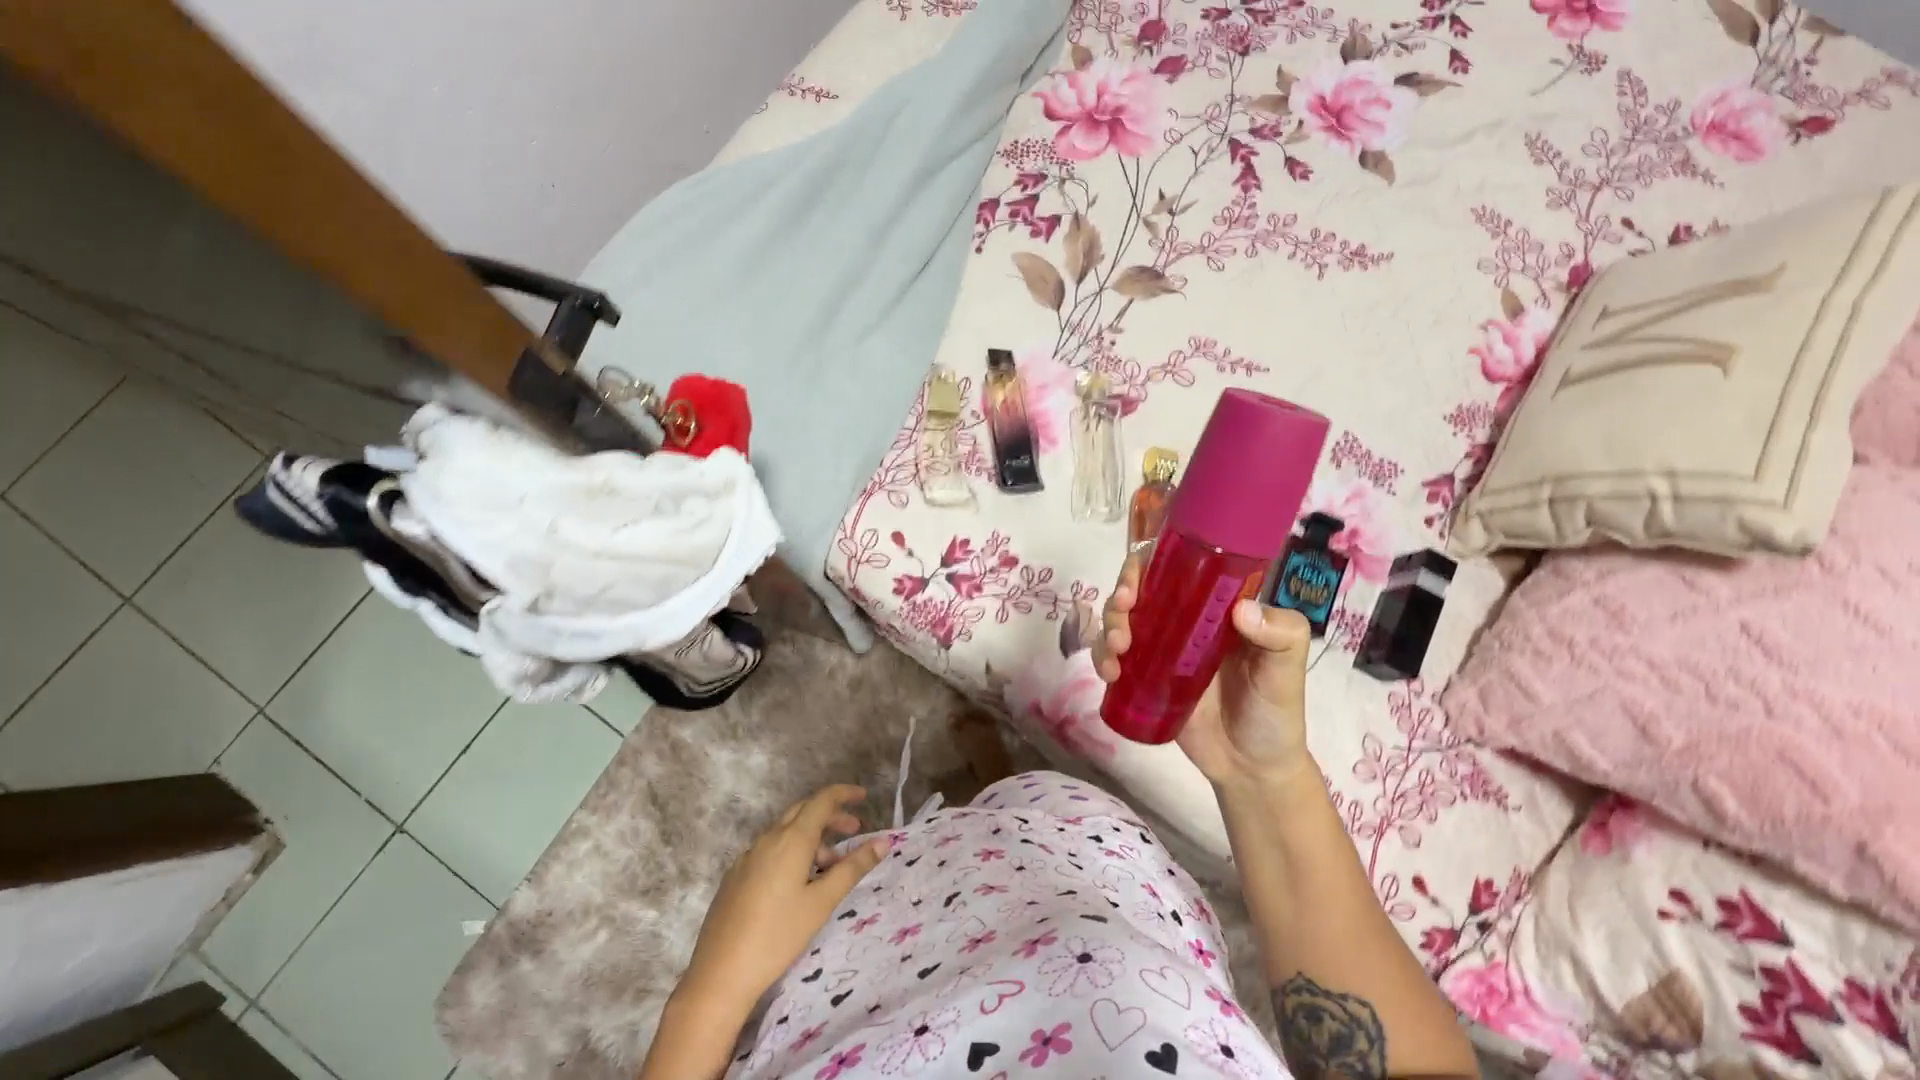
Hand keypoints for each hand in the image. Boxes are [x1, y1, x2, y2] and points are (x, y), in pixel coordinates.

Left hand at [678, 785, 887, 1018]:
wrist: (720, 973)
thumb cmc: (778, 935)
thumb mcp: (822, 902)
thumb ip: (853, 868)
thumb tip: (882, 842)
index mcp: (790, 840)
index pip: (820, 801)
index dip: (843, 794)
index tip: (864, 796)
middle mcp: (766, 840)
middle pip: (802, 812)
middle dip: (830, 815)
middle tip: (855, 828)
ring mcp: (747, 858)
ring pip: (785, 834)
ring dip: (812, 839)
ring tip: (831, 868)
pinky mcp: (736, 877)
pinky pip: (770, 851)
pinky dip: (792, 853)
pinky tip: (799, 884)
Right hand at [1095, 550, 1315, 790]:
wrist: (1252, 767)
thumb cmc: (1275, 710)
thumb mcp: (1288, 670)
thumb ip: (1281, 634)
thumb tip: (1241, 609)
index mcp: (1215, 606)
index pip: (1177, 567)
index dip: (1150, 563)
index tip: (1141, 580)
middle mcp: (1182, 620)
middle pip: (1139, 589)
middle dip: (1121, 594)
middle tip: (1123, 612)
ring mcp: (1159, 650)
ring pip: (1120, 620)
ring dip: (1109, 626)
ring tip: (1117, 652)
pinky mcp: (1142, 680)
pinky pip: (1113, 658)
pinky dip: (1102, 658)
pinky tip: (1110, 674)